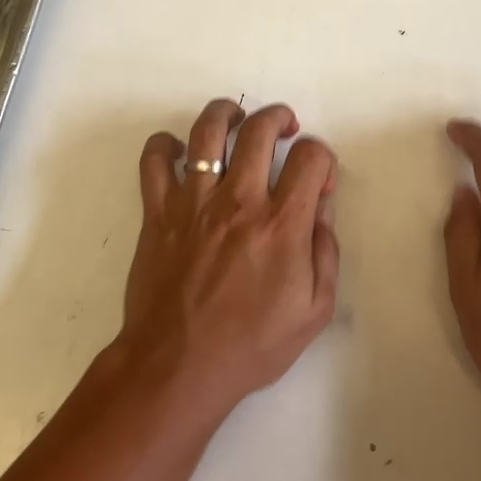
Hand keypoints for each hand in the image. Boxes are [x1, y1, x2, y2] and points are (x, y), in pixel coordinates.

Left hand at [110, 100, 339, 418]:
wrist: (178, 366)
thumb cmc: (250, 345)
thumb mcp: (313, 311)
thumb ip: (326, 254)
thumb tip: (321, 212)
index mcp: (282, 224)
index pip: (311, 157)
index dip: (322, 158)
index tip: (318, 182)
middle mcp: (239, 200)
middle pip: (260, 130)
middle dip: (279, 118)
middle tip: (284, 129)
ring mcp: (193, 202)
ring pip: (207, 131)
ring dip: (226, 113)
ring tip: (236, 119)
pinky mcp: (158, 212)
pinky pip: (155, 161)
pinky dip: (165, 145)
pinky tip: (180, 151)